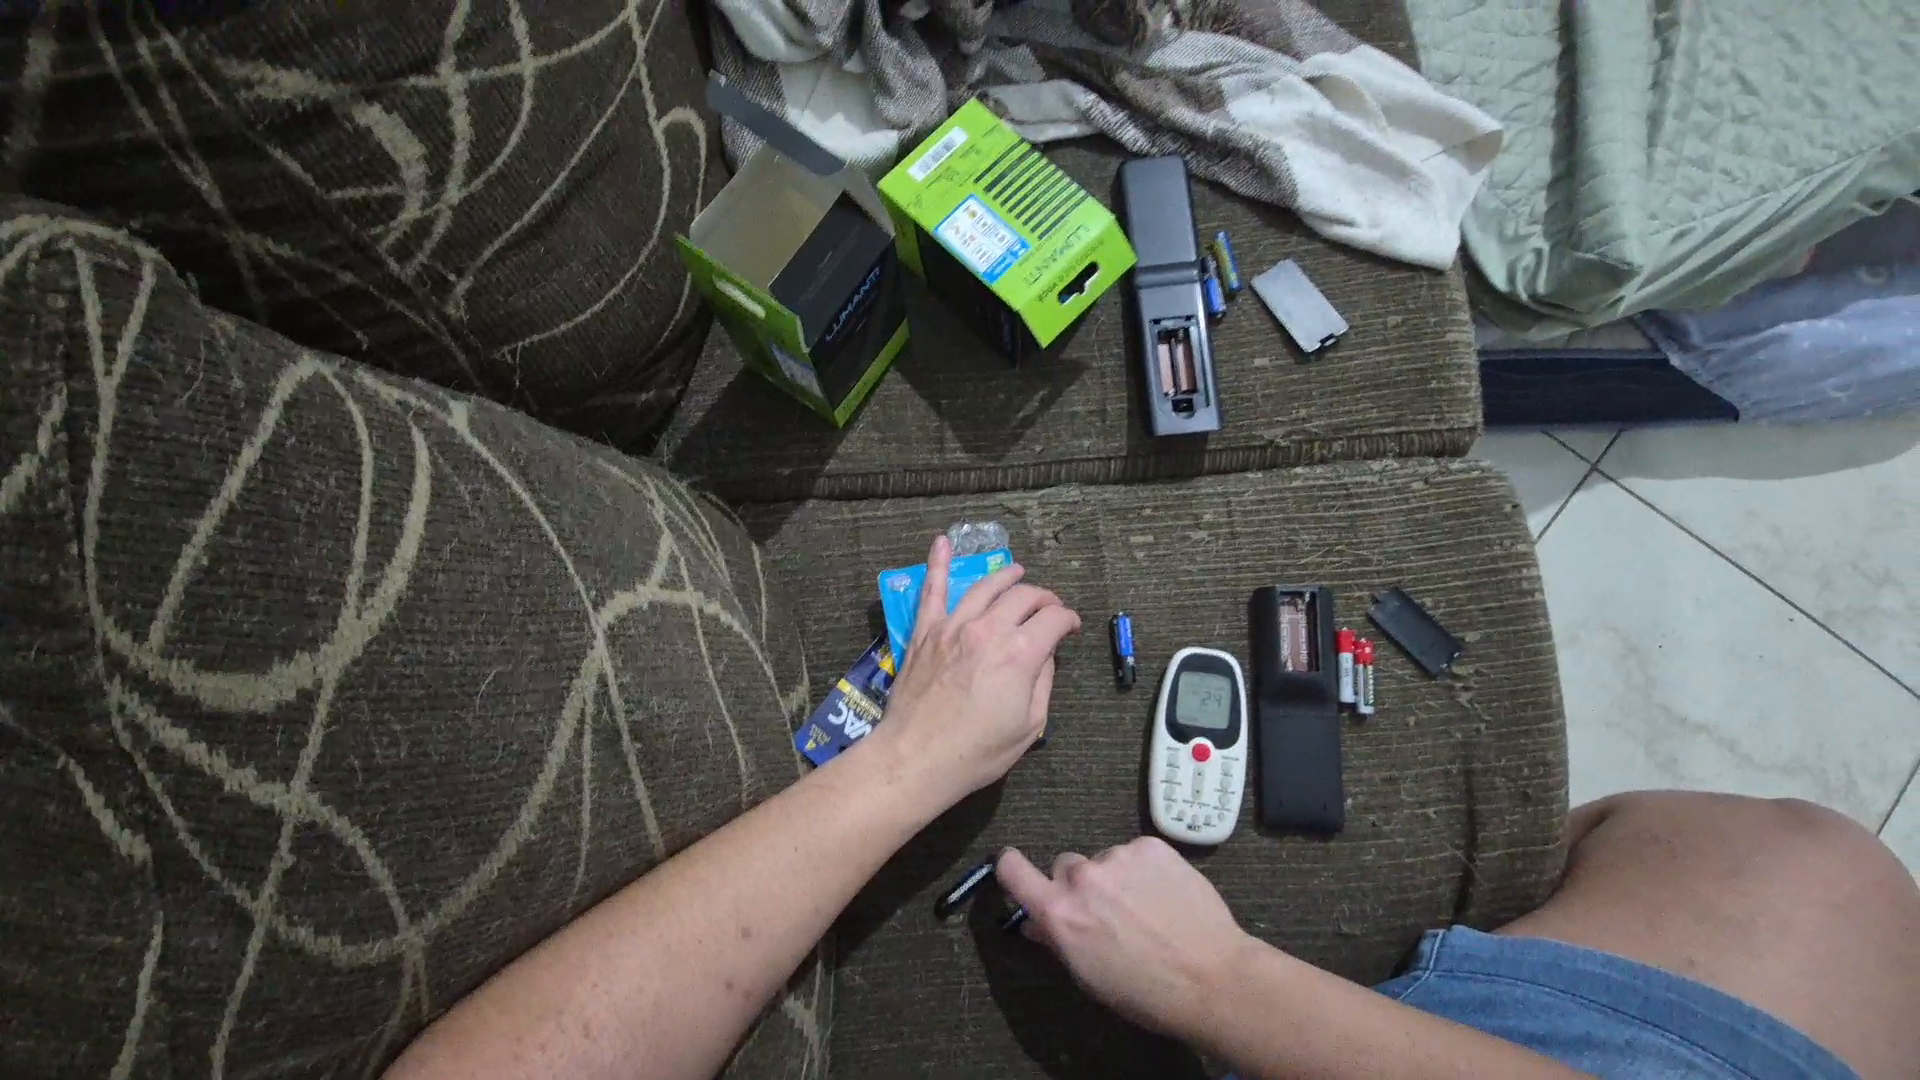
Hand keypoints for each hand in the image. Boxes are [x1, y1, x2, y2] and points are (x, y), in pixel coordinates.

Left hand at [873, 535, 1080, 801]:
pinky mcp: (925, 631)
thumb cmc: (977, 752)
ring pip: (985, 587)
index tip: (1071, 626)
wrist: (916, 758)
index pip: (1053, 619)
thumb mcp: (1029, 726)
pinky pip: (932, 590)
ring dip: (1006, 576)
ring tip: (1017, 571)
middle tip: (1050, 606)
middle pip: (1023, 596)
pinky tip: (942, 542)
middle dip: (1043, 597)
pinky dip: (938, 563)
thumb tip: (1044, 657)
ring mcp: (953, 626)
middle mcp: (988, 629)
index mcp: (1020, 653)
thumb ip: (1042, 683)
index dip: (1068, 619)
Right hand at [995, 837, 1250, 1040]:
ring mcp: (1118, 856)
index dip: (1010, 866)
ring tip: (1148, 908)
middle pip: (1066, 867)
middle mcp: (1082, 877)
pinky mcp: (1150, 846)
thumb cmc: (1146, 992)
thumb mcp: (1090, 976)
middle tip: (1109, 912)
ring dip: (1117, 878)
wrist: (1214, 978)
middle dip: (1080, 885)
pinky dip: (1145, 870)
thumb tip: (1036, 923)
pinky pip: (1136, 853)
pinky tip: (1166, 895)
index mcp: (1060, 912)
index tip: (1015, 867)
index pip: (1011, 869)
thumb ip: (1058, 940)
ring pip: (1105, 861)